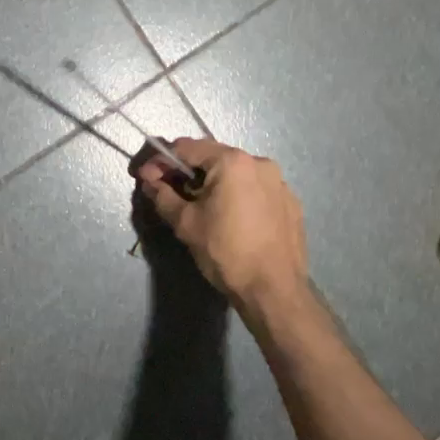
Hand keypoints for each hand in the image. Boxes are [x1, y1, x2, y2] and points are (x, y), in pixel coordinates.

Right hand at [135, 138, 309, 306]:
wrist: (276, 292)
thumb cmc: (226, 252)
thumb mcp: (186, 223)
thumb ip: (162, 195)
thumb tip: (149, 180)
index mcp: (232, 161)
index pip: (186, 147)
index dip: (162, 160)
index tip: (147, 177)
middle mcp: (259, 162)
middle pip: (213, 157)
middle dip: (188, 171)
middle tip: (170, 191)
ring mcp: (279, 183)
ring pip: (236, 173)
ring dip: (214, 183)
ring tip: (202, 207)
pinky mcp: (291, 204)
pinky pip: (256, 190)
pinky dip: (239, 196)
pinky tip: (232, 219)